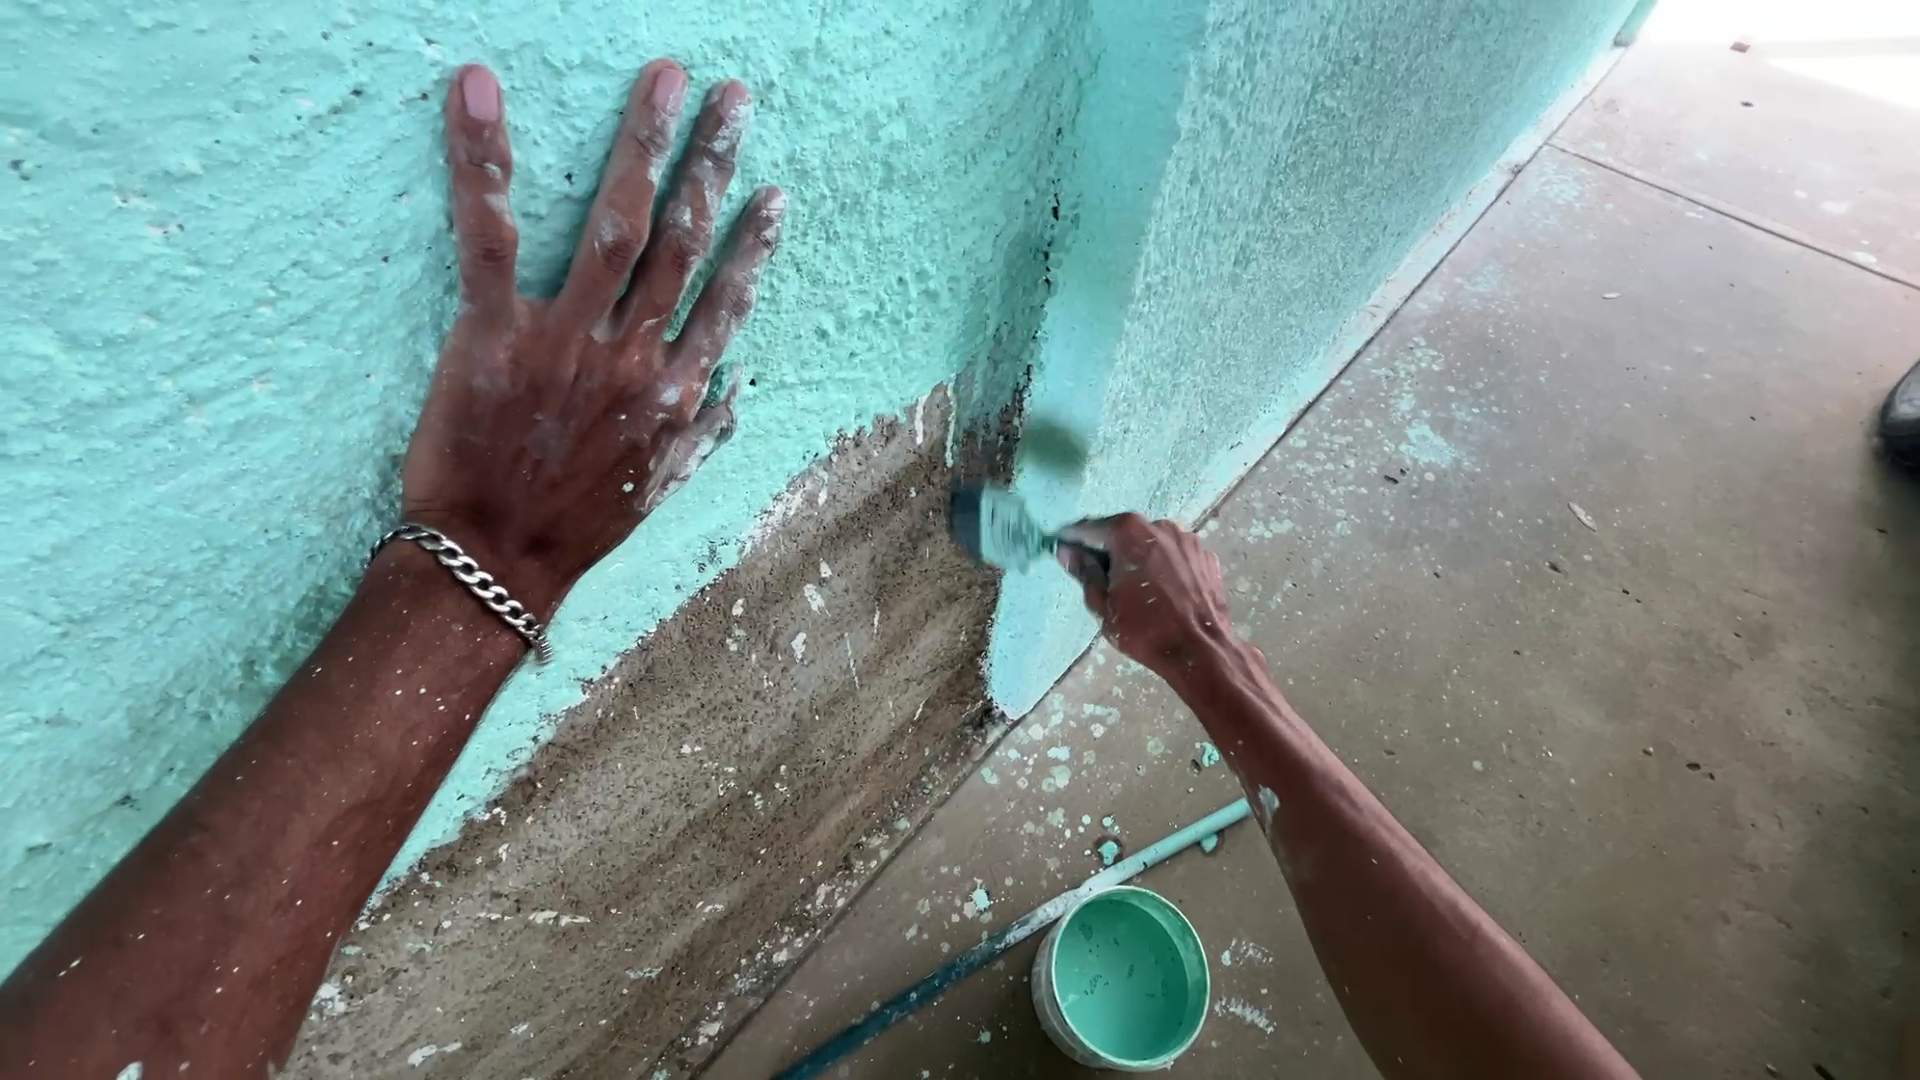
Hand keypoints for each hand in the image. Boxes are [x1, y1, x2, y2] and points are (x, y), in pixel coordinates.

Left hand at [399, 62, 784, 616]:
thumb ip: (707, 432)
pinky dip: (485, 162)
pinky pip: (491, 239)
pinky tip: (482, 90)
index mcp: (678, 394)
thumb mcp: (664, 487)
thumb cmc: (584, 523)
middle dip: (712, 164)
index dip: (754, 244)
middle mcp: (638, 358)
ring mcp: (570, 343)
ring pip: (616, 227)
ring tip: (663, 81)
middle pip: (684, 245)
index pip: (728, 302)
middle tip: (732, 99)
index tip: (772, 194)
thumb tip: (739, 389)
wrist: (502, 560)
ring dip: (643, 146)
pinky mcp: (494, 338)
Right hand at [1057, 514, 1235, 678]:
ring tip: (1134, 588)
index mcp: (1128, 531)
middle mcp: (1160, 525)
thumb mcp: (1102, 603)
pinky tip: (1162, 591)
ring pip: (1152, 543)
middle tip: (1099, 576)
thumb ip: (1084, 572)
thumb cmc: (1143, 628)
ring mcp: (1187, 539)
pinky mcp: (1206, 556)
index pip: (1090, 529)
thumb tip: (1067, 551)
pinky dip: (1164, 567)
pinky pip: (1175, 556)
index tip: (1063, 548)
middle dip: (1109, 550)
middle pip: (1124, 533)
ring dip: (1139, 558)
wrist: (1200, 650)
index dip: (1073, 539)